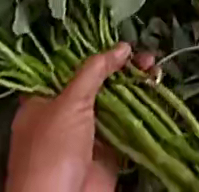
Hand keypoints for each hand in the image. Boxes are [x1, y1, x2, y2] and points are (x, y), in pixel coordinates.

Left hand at [7, 43, 153, 191]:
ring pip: (113, 103)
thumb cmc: (51, 151)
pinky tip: (155, 92)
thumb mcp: (69, 102)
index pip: (70, 66)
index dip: (94, 51)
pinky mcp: (106, 156)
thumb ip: (95, 70)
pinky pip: (126, 128)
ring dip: (133, 86)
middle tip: (142, 56)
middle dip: (119, 68)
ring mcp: (86, 135)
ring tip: (153, 68)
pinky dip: (141, 111)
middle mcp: (64, 114)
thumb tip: (122, 47)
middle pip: (96, 83)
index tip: (117, 41)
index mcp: (43, 99)